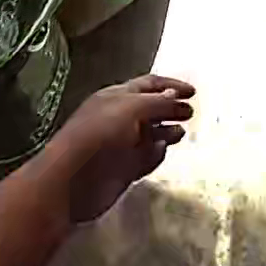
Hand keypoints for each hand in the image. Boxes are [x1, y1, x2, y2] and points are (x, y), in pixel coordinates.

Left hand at [36, 75, 194, 222]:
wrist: (72, 180)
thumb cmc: (99, 135)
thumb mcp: (129, 109)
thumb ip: (155, 103)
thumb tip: (175, 95)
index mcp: (118, 96)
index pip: (149, 84)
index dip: (171, 85)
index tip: (193, 92)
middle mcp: (121, 117)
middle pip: (152, 108)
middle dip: (172, 109)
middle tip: (192, 112)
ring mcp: (123, 144)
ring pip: (151, 134)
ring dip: (167, 131)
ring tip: (182, 133)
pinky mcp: (125, 169)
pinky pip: (146, 157)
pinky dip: (156, 154)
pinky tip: (162, 151)